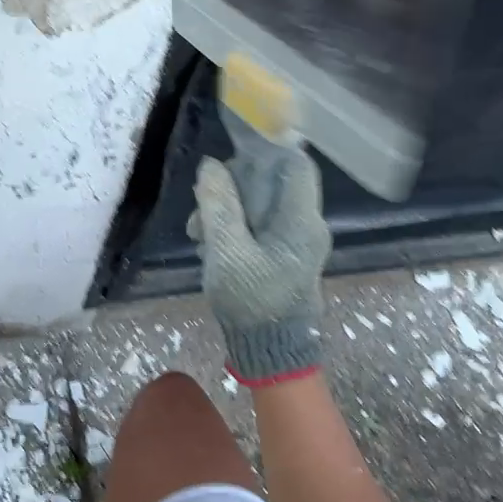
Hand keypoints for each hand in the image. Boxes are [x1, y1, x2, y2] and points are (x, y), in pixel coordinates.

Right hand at [189, 148, 331, 385]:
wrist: (272, 354)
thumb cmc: (253, 301)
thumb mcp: (227, 252)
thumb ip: (219, 206)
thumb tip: (211, 165)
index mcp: (300, 220)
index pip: (295, 164)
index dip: (267, 148)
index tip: (232, 146)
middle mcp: (304, 226)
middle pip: (273, 182)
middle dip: (234, 185)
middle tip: (201, 202)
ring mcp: (296, 243)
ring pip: (261, 205)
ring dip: (227, 209)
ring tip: (197, 232)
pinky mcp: (285, 257)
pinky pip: (260, 227)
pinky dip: (234, 228)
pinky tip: (209, 245)